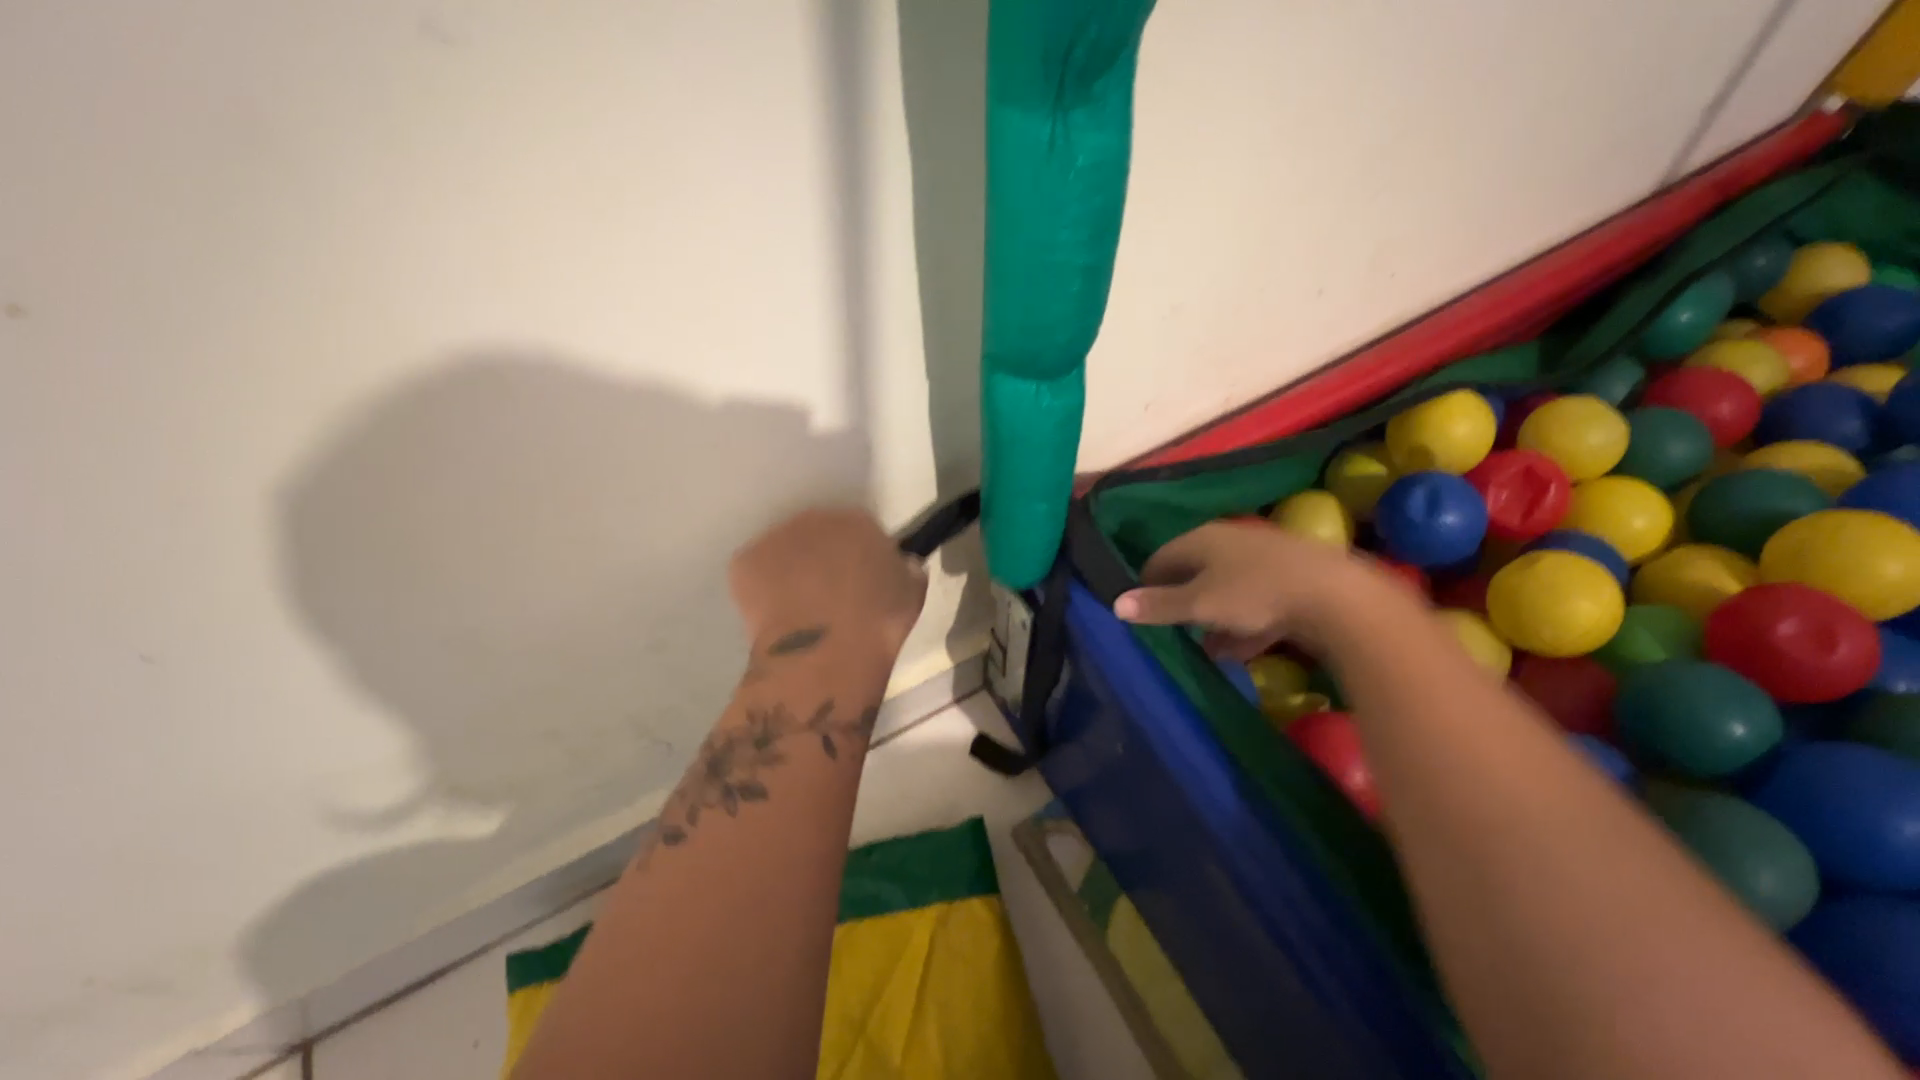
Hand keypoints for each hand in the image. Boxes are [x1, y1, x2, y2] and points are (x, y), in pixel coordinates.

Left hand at [730, 506, 927, 661]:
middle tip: (825, 597)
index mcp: (859, 521)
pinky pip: (753, 572)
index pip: (858, 530)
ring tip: (796, 611)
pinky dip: (759, 590)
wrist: (829, 651)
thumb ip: (904, 570)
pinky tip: (772, 617)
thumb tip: (901, 565)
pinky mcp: (744, 562)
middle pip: (816, 536)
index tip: (858, 583)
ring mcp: (775, 538)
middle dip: (820, 560)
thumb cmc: (879, 624)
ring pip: (782, 553)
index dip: (856, 557)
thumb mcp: (911, 593)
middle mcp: (815, 518)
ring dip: (788, 573)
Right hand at [1114, 520, 1388, 658]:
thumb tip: (1116, 603)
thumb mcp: (1199, 605)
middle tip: (1171, 631)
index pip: (1160, 557)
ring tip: (1205, 649)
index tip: (1141, 611)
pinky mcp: (1290, 579)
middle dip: (1181, 602)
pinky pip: (1254, 602)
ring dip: (1212, 618)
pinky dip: (1242, 624)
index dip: (1146, 584)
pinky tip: (1239, 651)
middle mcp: (1230, 541)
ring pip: (1225, 589)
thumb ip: (1159, 606)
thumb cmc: (1255, 594)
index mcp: (1202, 539)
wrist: (1334, 596)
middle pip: (1194, 572)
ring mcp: (1263, 559)